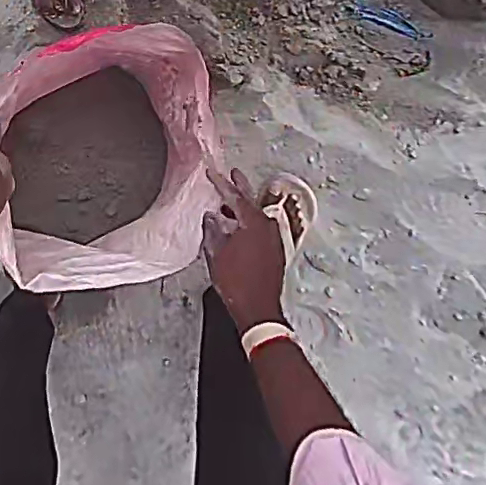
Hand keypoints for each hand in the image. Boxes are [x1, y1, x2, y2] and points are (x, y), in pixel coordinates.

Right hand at [203, 168, 287, 328]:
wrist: (258, 311)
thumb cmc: (237, 283)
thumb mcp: (215, 252)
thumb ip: (212, 230)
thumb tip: (210, 218)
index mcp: (253, 223)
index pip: (235, 196)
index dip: (221, 183)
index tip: (212, 173)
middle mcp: (267, 228)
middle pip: (250, 201)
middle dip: (239, 187)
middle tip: (233, 174)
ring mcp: (273, 240)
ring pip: (255, 216)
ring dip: (242, 208)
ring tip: (227, 204)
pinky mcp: (274, 252)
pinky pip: (260, 229)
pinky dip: (248, 222)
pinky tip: (237, 227)